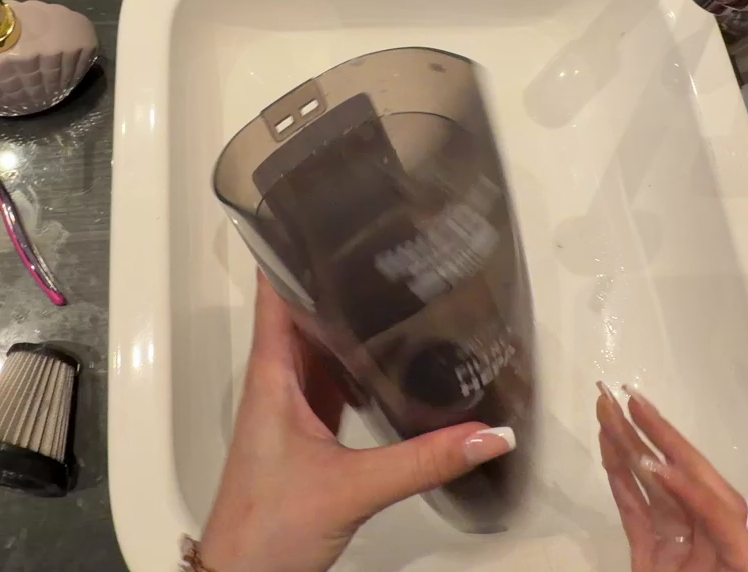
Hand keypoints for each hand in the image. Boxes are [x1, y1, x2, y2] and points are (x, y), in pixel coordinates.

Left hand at [199, 275, 516, 571]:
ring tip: (381, 286)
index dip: (287, 251)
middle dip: (331, 277)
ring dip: (341, 318)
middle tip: (369, 245)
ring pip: (316, 342)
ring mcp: (290, 401)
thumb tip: (482, 434)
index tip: (313, 218)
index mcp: (272, 372)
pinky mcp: (305, 425)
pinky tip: (379, 356)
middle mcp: (277, 377)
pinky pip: (328, 376)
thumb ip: (423, 461)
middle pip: (299, 309)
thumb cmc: (265, 528)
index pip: (273, 292)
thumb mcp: (353, 488)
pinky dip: (351, 360)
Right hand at [597, 383, 747, 571]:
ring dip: (630, 446)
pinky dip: (620, 478)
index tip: (654, 466)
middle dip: (660, 439)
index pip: (722, 512)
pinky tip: (605, 446)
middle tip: (627, 400)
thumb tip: (663, 486)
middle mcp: (716, 549)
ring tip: (604, 407)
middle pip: (690, 483)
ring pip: (655, 489)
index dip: (690, 485)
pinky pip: (637, 510)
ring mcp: (682, 551)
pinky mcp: (655, 558)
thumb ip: (700, 538)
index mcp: (746, 564)